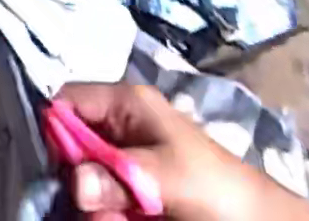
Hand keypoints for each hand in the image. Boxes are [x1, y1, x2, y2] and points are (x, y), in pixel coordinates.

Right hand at [56, 83, 308, 220]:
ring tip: (115, 220)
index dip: (55, 129)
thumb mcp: (166, 176)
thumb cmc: (212, 185)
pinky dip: (102, 212)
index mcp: (125, 102)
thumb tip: (75, 184)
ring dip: (91, 203)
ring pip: (82, 177)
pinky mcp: (129, 188)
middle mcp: (118, 125)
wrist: (253, 220)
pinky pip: (99, 198)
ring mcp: (123, 157)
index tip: (55, 168)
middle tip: (92, 206)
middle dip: (75, 177)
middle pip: (71, 143)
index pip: (69, 99)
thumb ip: (120, 175)